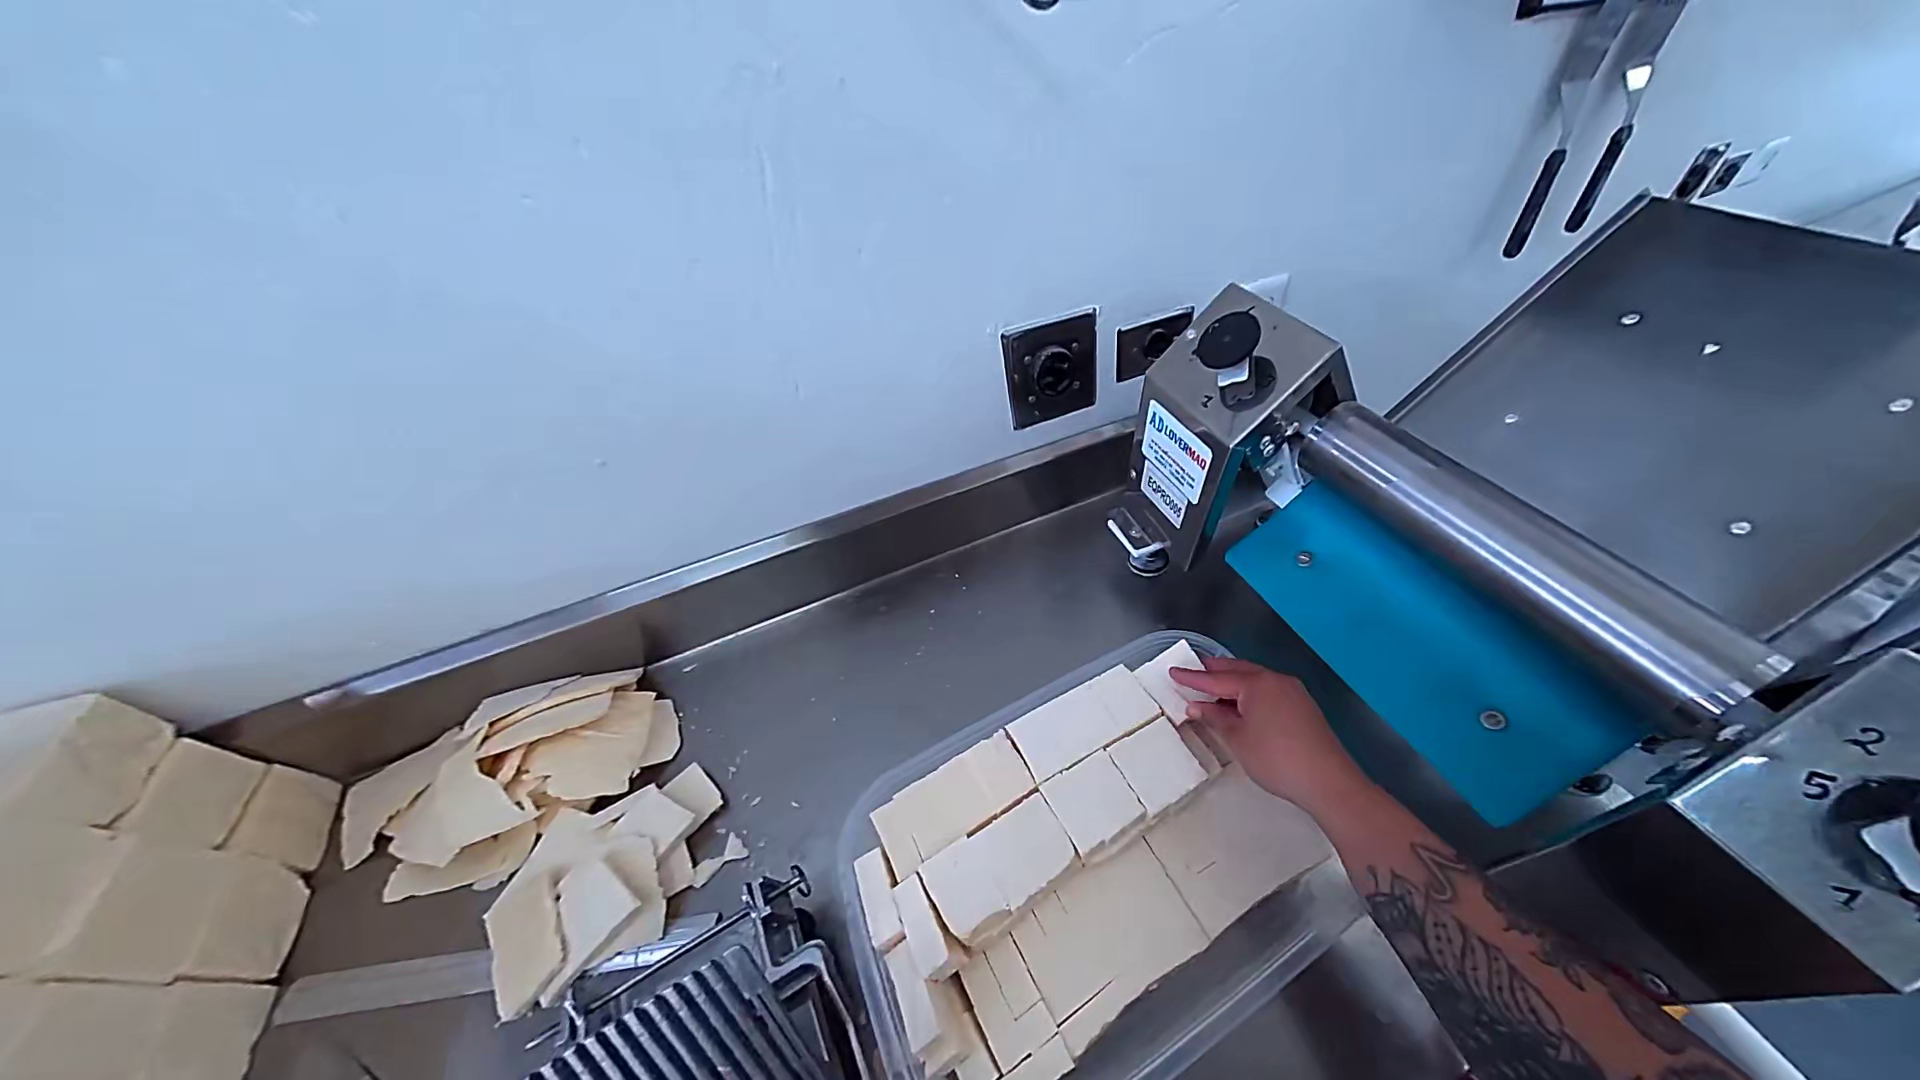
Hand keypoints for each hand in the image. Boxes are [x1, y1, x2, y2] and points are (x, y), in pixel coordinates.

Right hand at [1169, 657, 1373, 812]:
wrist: (1328, 782)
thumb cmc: (1276, 759)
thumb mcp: (1238, 739)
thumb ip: (1215, 718)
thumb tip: (1197, 706)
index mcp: (1257, 684)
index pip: (1216, 679)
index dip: (1192, 677)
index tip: (1173, 671)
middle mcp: (1276, 680)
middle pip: (1238, 671)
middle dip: (1215, 671)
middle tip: (1193, 669)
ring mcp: (1293, 692)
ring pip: (1255, 679)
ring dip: (1233, 681)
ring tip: (1213, 686)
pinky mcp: (1302, 706)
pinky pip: (1268, 690)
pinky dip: (1249, 692)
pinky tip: (1240, 703)